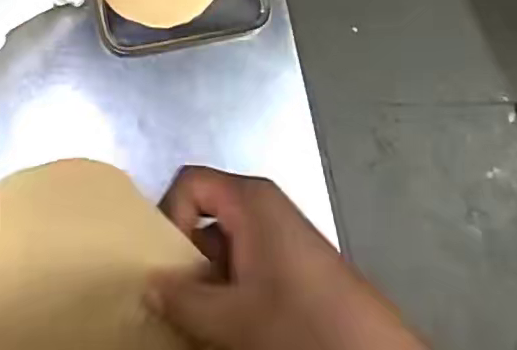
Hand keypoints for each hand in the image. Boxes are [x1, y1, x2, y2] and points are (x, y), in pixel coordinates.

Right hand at [145, 166, 427, 349]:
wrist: (366, 347)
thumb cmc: (297, 318)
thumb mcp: (232, 316)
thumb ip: (184, 299)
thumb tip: (150, 283)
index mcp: (248, 198)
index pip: (190, 182)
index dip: (170, 216)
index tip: (167, 265)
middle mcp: (261, 205)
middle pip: (204, 212)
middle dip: (185, 256)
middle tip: (175, 300)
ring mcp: (276, 230)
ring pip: (222, 243)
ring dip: (205, 279)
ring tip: (200, 320)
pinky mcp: (288, 257)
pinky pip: (243, 260)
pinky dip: (228, 287)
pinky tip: (228, 324)